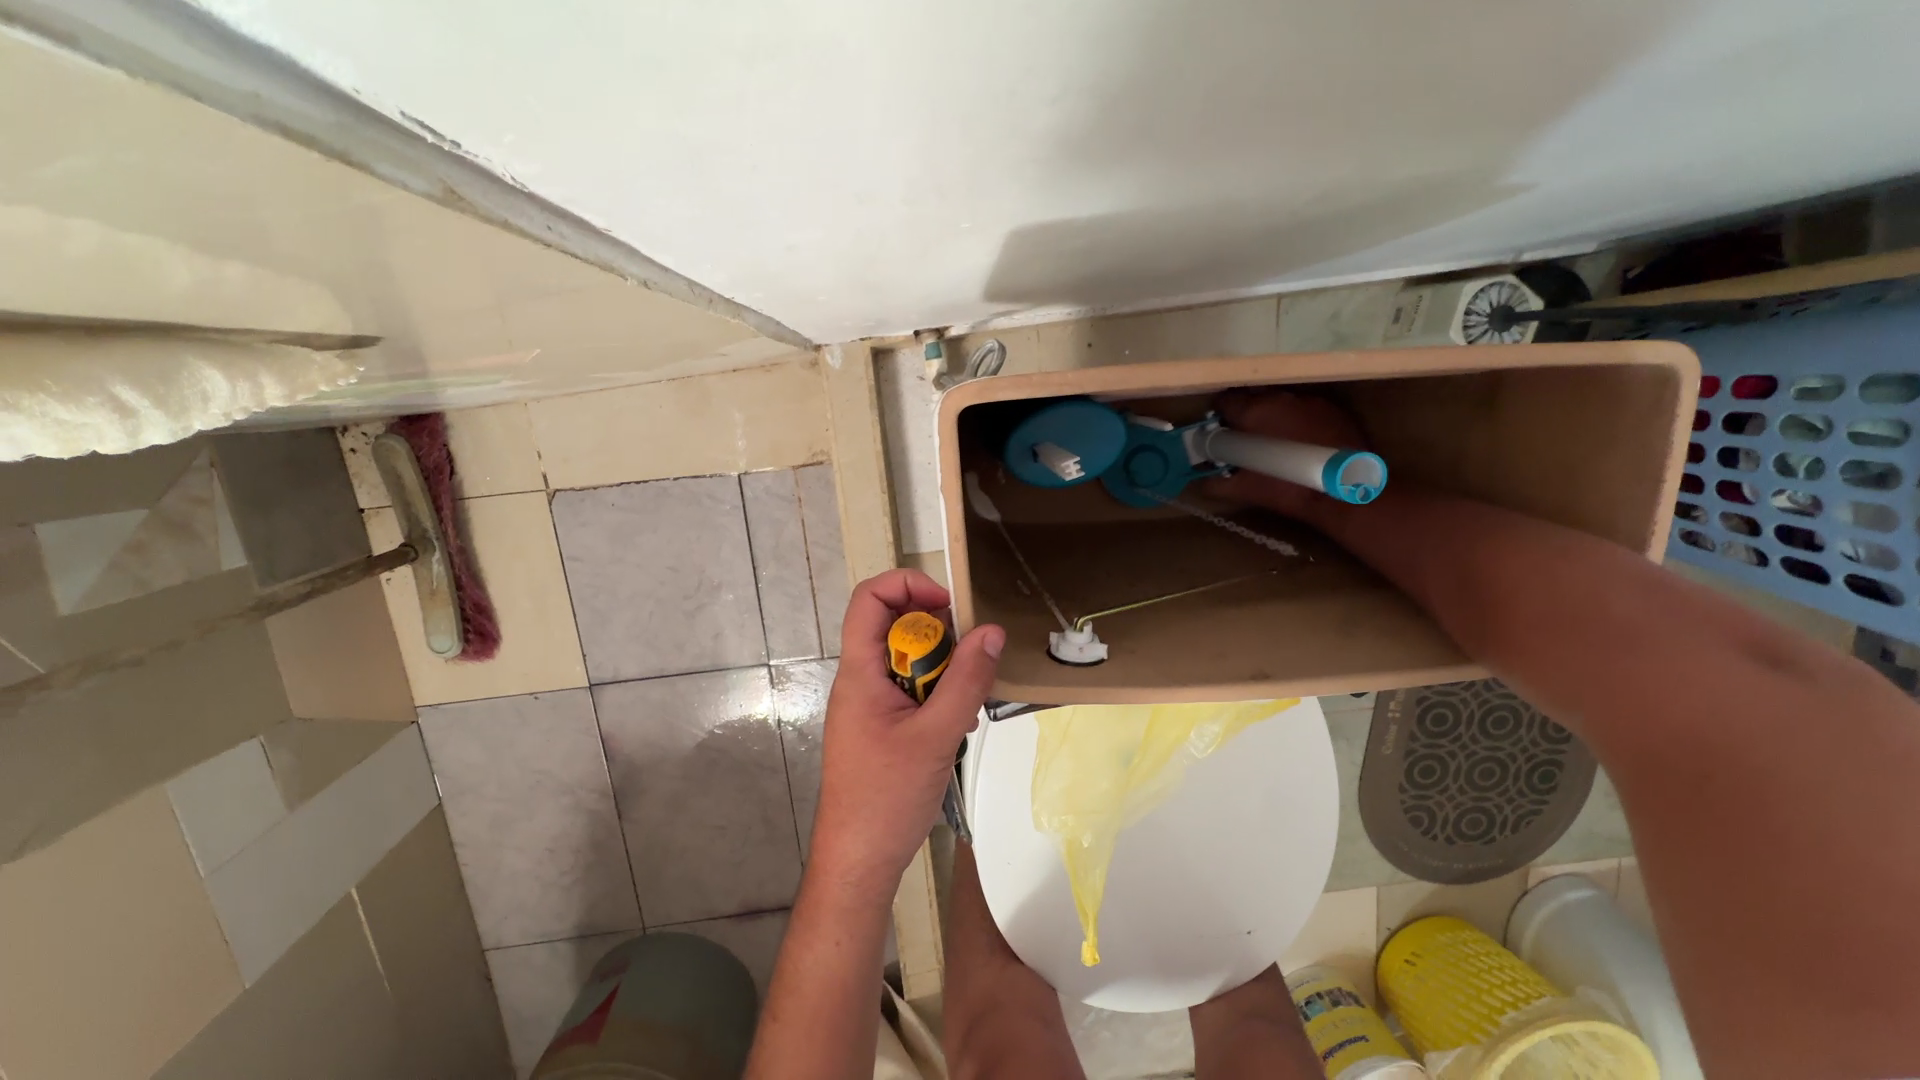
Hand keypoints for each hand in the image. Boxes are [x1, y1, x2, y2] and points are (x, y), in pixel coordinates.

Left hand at [809, 569, 1004, 895]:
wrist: (858, 860)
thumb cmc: (887, 797)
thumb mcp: (936, 736)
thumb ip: (966, 682)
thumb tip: (991, 631)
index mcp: (859, 672)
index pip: (870, 598)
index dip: (908, 585)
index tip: (950, 607)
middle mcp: (861, 680)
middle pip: (894, 625)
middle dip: (938, 634)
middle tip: (970, 660)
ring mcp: (870, 705)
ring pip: (909, 660)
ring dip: (943, 670)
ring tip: (967, 703)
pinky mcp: (882, 727)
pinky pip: (912, 691)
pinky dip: (938, 697)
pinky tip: (957, 728)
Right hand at [1201, 388, 1368, 521]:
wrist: (1344, 491)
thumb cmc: (1288, 488)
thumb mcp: (1246, 490)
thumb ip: (1216, 484)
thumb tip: (1200, 482)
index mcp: (1252, 413)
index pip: (1225, 401)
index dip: (1219, 415)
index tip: (1220, 430)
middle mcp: (1279, 399)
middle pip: (1252, 396)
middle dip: (1245, 411)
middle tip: (1245, 434)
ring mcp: (1307, 401)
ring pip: (1279, 400)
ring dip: (1271, 413)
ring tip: (1274, 437)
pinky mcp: (1331, 409)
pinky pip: (1304, 407)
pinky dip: (1296, 419)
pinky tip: (1301, 439)